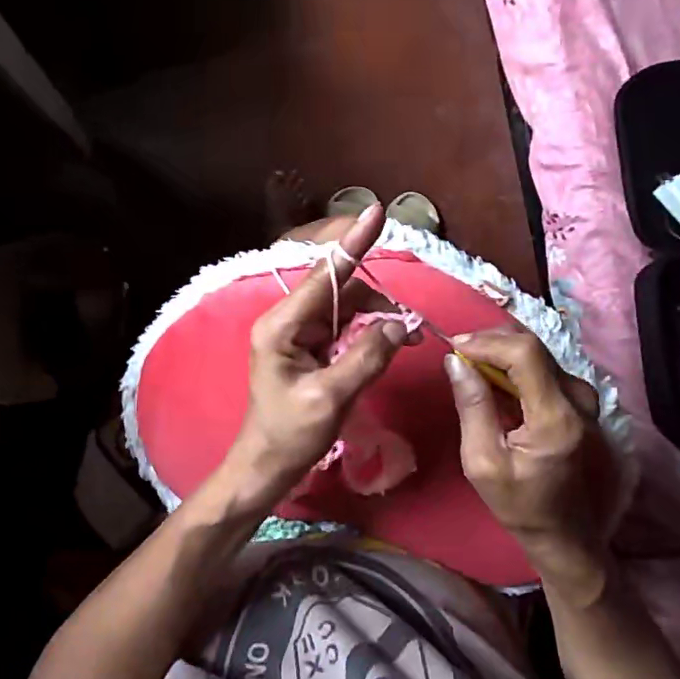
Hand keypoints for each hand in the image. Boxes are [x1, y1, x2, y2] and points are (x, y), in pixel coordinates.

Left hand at [227, 205, 407, 506]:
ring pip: (347, 308)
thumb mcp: (331, 397)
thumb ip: (367, 356)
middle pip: (341, 289)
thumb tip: (400, 325)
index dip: (353, 243)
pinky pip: (346, 327)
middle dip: (378, 298)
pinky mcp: (310, 347)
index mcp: (282, 325)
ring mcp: (299, 333)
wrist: (267, 466)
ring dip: (377, 316)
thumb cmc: (290, 434)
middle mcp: (289, 320)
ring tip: (407, 337)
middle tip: (412, 323)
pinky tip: (390, 342)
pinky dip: (370, 331)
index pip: (325, 275)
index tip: (376, 212)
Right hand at [444, 327, 611, 579]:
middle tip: (458, 353)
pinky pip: (547, 368)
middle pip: (533, 347)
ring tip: (472, 364)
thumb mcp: (482, 462)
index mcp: (555, 417)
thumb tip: (455, 361)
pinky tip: (496, 380)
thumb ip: (472, 406)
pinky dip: (517, 366)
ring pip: (540, 354)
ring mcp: (587, 400)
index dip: (487, 341)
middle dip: (491, 342)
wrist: (568, 536)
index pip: (525, 353)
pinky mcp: (584, 403)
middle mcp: (579, 399)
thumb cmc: (521, 505)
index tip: (455, 347)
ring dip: (503, 352)